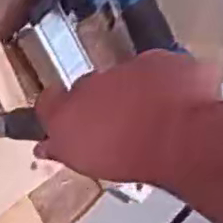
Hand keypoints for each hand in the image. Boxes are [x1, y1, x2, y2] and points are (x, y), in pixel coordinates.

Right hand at [33, 51, 222, 186]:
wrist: (177, 139)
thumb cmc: (127, 155)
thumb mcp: (84, 163)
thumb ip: (61, 148)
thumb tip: (45, 146)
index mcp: (65, 111)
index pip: (47, 100)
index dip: (54, 107)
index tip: (61, 116)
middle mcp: (92, 83)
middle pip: (88, 87)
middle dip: (98, 101)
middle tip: (112, 125)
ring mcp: (128, 68)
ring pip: (125, 76)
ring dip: (132, 91)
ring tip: (147, 118)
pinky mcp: (163, 59)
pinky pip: (160, 69)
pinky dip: (165, 82)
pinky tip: (171, 104)